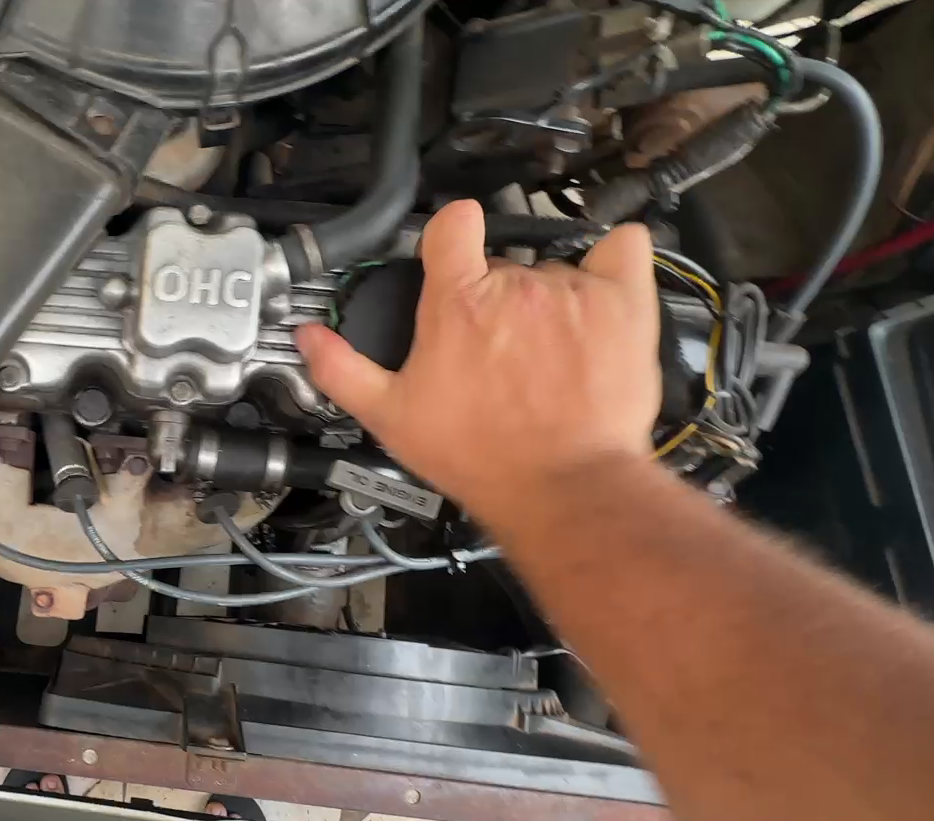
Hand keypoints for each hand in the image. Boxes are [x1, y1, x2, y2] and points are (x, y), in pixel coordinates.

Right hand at [296, 199, 661, 523]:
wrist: (557, 483)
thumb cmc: (474, 451)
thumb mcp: (388, 415)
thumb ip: (341, 368)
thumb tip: (310, 337)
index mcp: (456, 303)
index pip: (452, 223)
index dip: (447, 237)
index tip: (448, 259)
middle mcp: (515, 285)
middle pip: (499, 263)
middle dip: (490, 298)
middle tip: (488, 349)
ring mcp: (572, 290)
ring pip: (550, 271)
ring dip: (542, 300)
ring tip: (539, 352)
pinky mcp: (623, 302)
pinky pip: (622, 247)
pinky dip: (608, 263)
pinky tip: (592, 296)